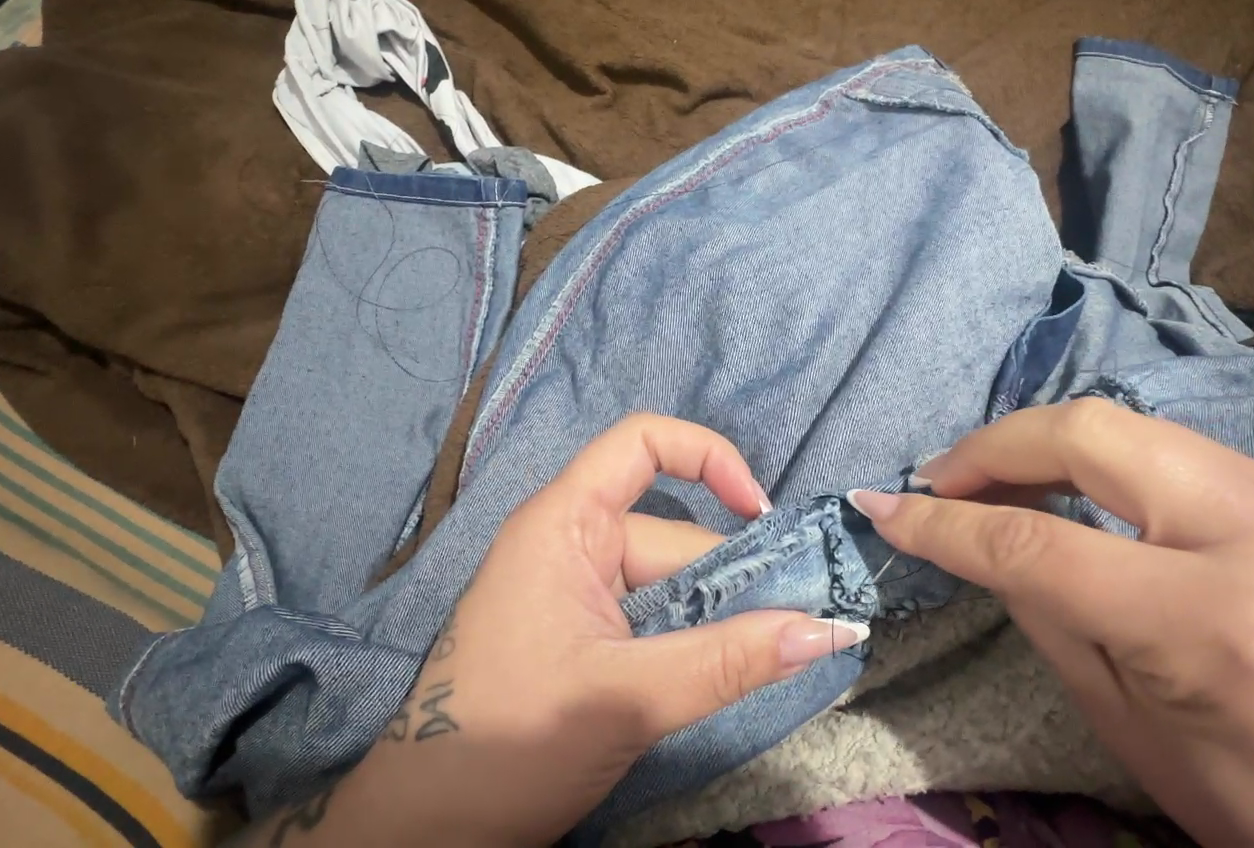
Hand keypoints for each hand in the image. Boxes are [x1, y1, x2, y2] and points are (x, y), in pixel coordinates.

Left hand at [242, 414, 864, 847]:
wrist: (424, 828)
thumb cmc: (510, 742)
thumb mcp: (628, 697)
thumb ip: (729, 661)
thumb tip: (829, 628)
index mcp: (564, 523)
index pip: (641, 444)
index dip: (708, 457)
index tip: (759, 515)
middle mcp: (571, 541)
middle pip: (674, 534)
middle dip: (730, 584)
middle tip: (790, 636)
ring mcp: (575, 589)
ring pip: (671, 585)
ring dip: (714, 622)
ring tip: (757, 663)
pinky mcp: (581, 632)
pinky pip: (653, 617)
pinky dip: (688, 641)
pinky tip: (717, 675)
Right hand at [848, 399, 1253, 847]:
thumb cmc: (1246, 791)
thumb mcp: (1117, 715)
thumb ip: (1038, 604)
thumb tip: (965, 532)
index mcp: (1212, 624)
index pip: (1040, 545)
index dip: (945, 524)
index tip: (881, 506)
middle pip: (1090, 436)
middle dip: (994, 446)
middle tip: (940, 481)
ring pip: (1128, 423)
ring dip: (1040, 442)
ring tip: (989, 477)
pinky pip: (1166, 444)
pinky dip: (1097, 455)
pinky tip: (1064, 483)